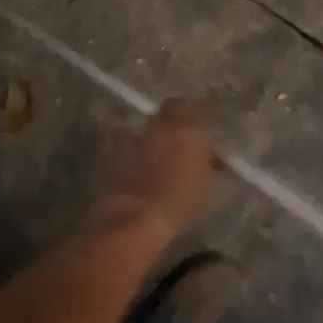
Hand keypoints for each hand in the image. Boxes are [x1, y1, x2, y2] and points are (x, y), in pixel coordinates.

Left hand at [93, 99, 220, 232]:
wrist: (136, 216)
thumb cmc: (180, 204)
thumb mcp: (205, 184)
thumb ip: (205, 163)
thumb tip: (207, 156)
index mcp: (191, 131)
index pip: (201, 108)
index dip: (203, 116)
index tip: (206, 128)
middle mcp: (165, 125)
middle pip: (172, 106)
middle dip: (179, 114)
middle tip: (184, 131)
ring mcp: (138, 134)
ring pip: (149, 122)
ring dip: (156, 131)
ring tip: (159, 148)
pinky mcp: (116, 147)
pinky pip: (126, 138)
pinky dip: (133, 145)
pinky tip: (135, 159)